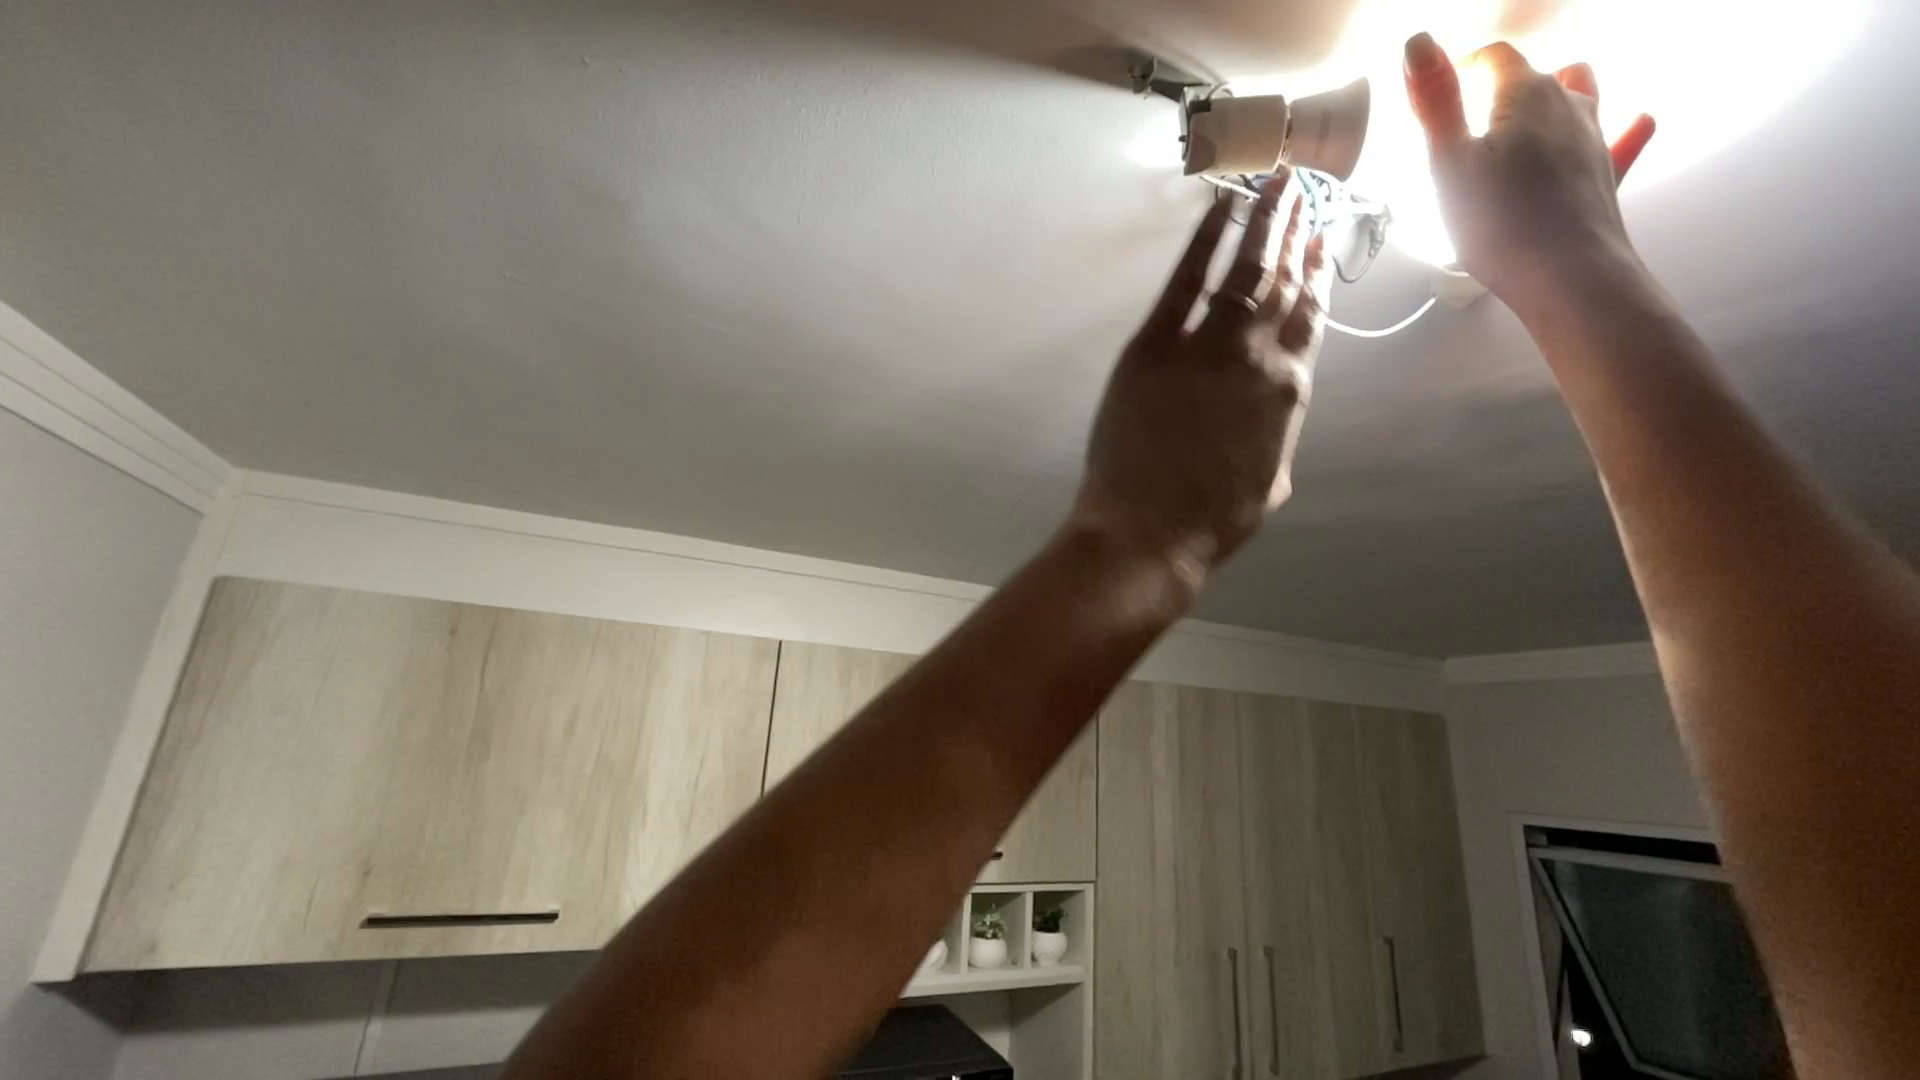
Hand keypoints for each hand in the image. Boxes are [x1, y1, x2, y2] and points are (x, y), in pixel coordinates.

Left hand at [1073, 177, 1328, 575]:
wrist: (1149, 534)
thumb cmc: (1211, 521)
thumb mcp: (1269, 475)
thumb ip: (1278, 426)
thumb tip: (1277, 399)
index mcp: (1290, 392)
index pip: (1309, 318)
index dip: (1316, 274)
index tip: (1320, 240)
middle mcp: (1258, 359)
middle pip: (1284, 282)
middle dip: (1296, 230)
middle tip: (1304, 188)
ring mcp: (1206, 348)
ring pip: (1246, 270)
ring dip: (1263, 220)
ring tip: (1275, 181)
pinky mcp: (1154, 348)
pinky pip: (1187, 280)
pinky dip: (1205, 239)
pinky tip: (1220, 205)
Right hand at [1404, 33, 1656, 304]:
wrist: (1565, 275)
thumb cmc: (1498, 221)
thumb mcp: (1447, 163)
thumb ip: (1435, 102)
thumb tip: (1418, 41)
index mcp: (1525, 97)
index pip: (1497, 58)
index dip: (1466, 65)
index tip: (1441, 86)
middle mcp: (1569, 106)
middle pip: (1541, 75)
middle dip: (1507, 84)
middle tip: (1475, 111)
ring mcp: (1595, 138)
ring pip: (1583, 96)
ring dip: (1559, 94)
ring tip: (1534, 112)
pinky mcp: (1608, 175)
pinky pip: (1624, 140)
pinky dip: (1625, 128)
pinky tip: (1638, 122)